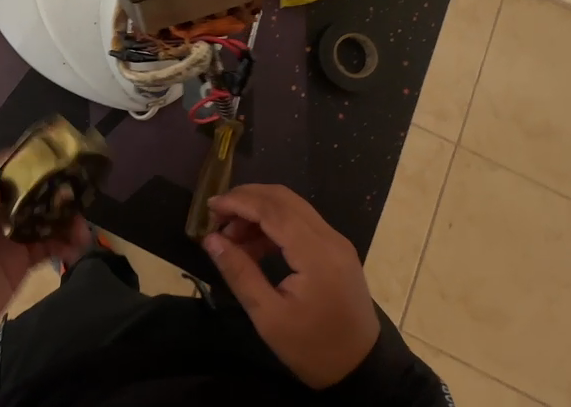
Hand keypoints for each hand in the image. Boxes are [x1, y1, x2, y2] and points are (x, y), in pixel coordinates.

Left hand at [0, 165, 91, 362]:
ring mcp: (10, 239)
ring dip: (64, 219)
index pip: (2, 172)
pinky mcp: (21, 263)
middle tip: (80, 195)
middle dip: (54, 190)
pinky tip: (78, 248)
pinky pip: (47, 246)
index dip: (25, 161)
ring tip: (84, 230)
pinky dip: (64, 244)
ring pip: (43, 218)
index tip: (55, 156)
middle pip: (29, 192)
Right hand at [200, 184, 380, 388]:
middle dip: (246, 200)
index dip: (238, 202)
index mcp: (316, 254)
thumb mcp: (269, 317)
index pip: (272, 209)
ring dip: (258, 211)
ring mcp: (335, 242)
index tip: (209, 208)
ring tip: (231, 235)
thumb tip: (210, 239)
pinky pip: (300, 222)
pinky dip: (273, 223)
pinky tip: (253, 244)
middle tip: (217, 217)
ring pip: (291, 206)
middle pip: (282, 198)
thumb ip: (239, 273)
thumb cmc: (313, 348)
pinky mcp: (335, 249)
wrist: (361, 371)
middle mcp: (329, 238)